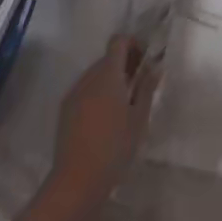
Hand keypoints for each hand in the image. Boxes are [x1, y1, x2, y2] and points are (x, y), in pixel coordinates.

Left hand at [48, 35, 159, 206]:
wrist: (77, 179)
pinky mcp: (65, 108)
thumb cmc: (115, 147)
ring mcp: (74, 92)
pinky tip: (106, 119)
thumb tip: (155, 66)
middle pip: (107, 58)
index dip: (133, 44)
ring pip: (95, 74)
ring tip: (124, 107)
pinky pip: (85, 90)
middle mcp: (88, 76)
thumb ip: (146, 88)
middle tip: (140, 87)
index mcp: (107, 74)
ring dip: (111, 80)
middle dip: (125, 65)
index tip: (145, 63)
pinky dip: (97, 94)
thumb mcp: (139, 119)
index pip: (118, 41)